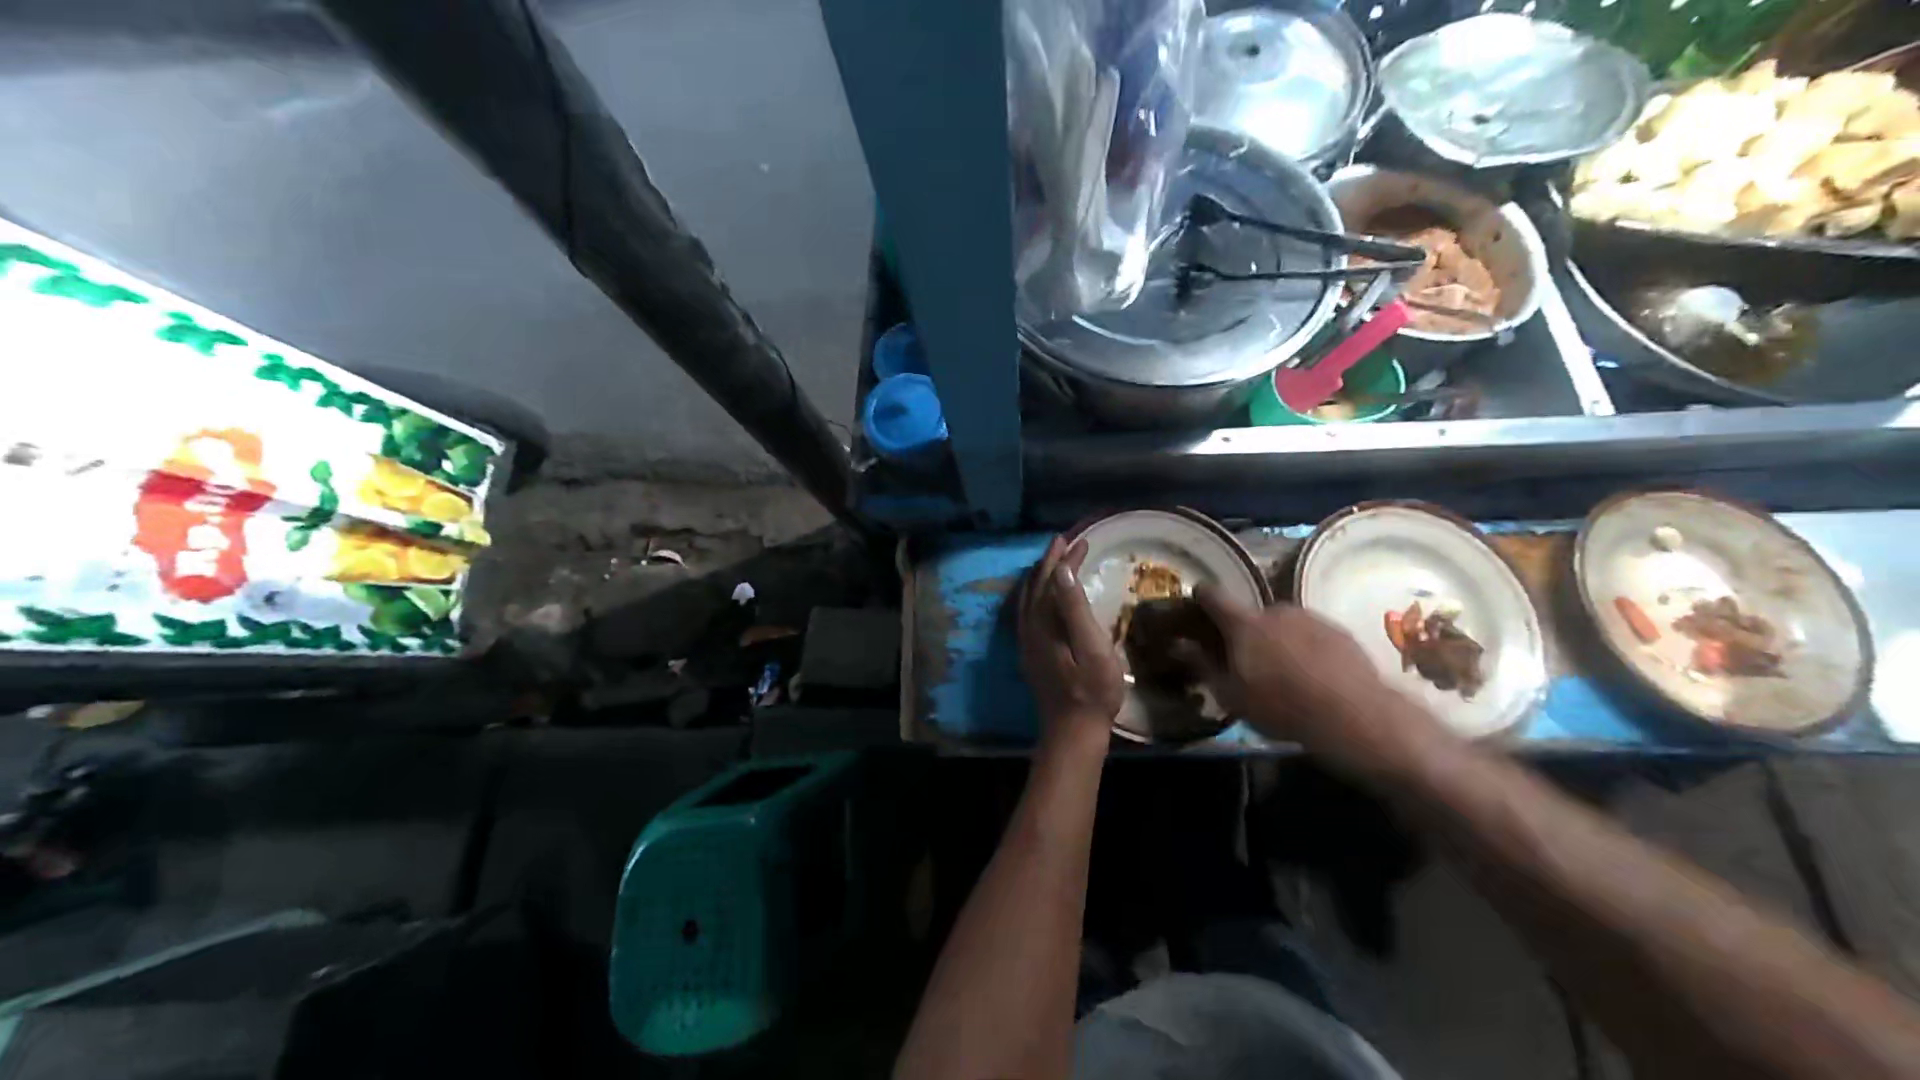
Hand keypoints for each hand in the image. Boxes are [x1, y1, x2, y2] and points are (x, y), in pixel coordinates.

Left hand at [1017, 536, 1123, 755]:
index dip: (1066, 559)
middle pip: (1036, 586)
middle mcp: (1029, 628)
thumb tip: (1062, 570)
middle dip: (1050, 562)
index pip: (1053, 580)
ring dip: (1041, 576)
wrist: (1072, 732)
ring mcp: (1027, 642)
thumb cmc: (1092, 690)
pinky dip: (1035, 595)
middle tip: (1064, 541)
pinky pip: (1027, 612)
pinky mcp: (1031, 654)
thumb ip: (1074, 608)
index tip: (1082, 541)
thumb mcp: (1092, 647)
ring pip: (1028, 598)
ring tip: (1053, 561)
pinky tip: (1042, 599)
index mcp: (1044, 623)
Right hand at [1186, 586, 1446, 769]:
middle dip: (1246, 631)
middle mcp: (1275, 610)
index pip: (1212, 595)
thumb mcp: (1231, 696)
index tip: (1197, 606)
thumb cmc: (1281, 707)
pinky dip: (1306, 647)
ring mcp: (1310, 617)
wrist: (1353, 715)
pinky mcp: (1338, 630)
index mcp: (1243, 623)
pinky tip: (1314, 674)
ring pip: (1283, 624)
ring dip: (1278, 639)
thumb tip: (1179, 644)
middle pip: (1251, 614)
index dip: (1201, 597)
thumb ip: (1202, 666)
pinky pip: (1311, 633)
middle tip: (1249, 661)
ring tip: (1286, 672)